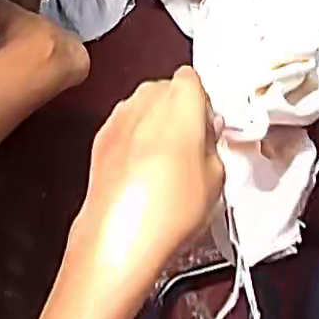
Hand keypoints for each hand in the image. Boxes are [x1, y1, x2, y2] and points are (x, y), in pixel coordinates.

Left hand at [42, 67, 223, 318]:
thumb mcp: (217, 176)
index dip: (202, 104)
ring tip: (164, 169)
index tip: (207, 126)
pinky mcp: (100, 138)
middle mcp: (150, 95)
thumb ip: (213, 145)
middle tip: (190, 148)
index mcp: (183, 93)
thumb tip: (207, 144)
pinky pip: (125, 131)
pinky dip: (132, 146)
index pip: (195, 79)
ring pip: (145, 111)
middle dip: (179, 114)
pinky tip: (142, 179)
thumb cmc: (167, 206)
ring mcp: (122, 115)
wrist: (119, 239)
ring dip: (154, 128)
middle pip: (168, 92)